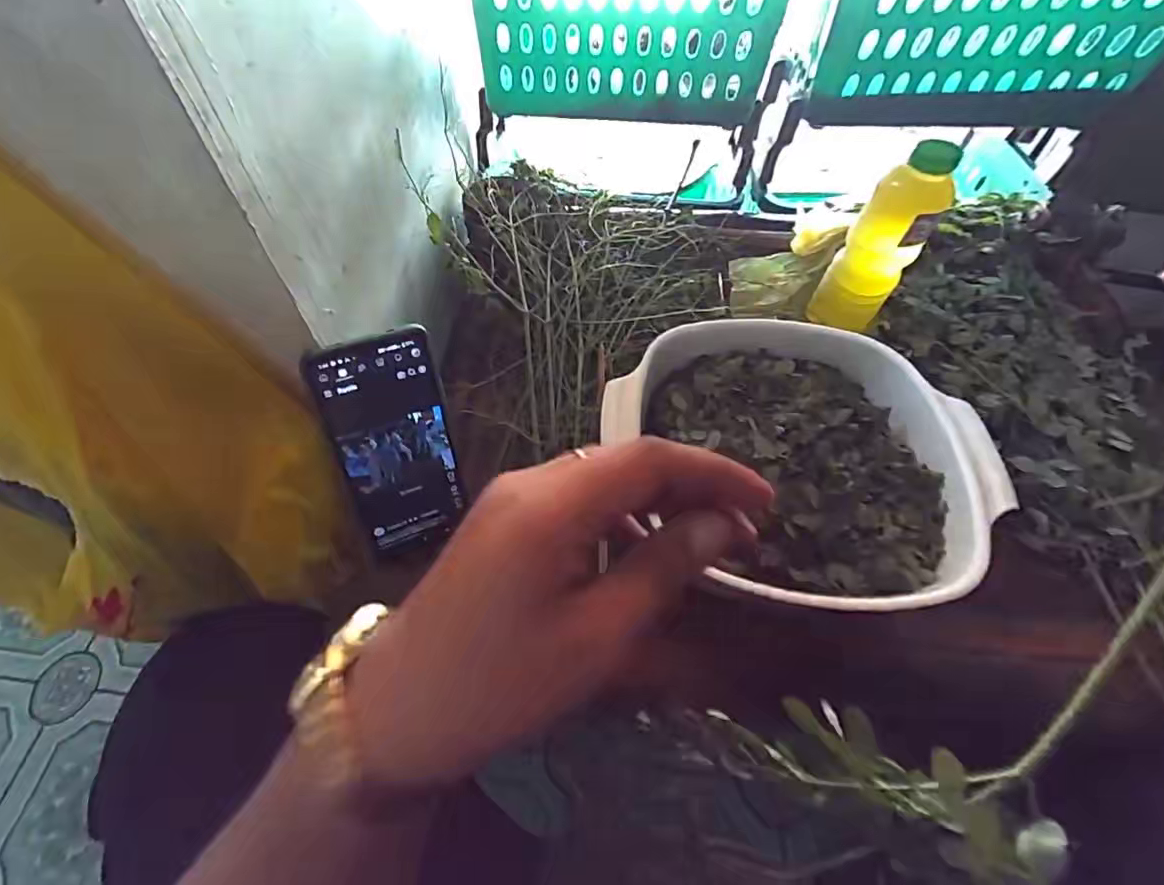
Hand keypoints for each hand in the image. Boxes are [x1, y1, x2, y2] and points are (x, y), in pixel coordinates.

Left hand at [346, 436, 771, 787]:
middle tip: (743, 529)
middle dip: (690, 486)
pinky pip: (575, 499)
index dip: (713, 471)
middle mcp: (530, 479)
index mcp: (551, 501)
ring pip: (602, 478)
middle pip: (625, 461)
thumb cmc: (501, 681)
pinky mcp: (504, 516)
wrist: (398, 706)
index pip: (649, 457)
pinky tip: (641, 551)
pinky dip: (620, 515)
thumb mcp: (597, 635)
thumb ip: (662, 568)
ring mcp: (511, 494)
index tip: (765, 502)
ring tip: (702, 543)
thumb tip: (720, 525)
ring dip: (657, 501)